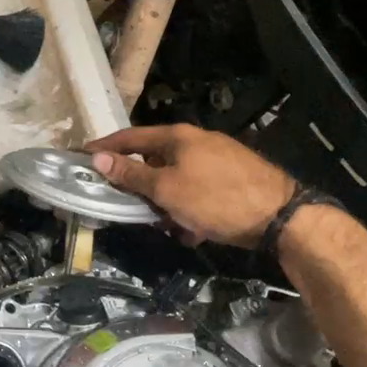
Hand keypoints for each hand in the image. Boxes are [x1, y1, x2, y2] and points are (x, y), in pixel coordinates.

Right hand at [83, 124, 296, 247]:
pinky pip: (200, 187)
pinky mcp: (238, 176)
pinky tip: (193, 229)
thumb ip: (131, 174)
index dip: (105, 147)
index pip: (129, 136)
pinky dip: (189, 204)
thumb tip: (98, 158)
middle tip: (125, 200)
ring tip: (164, 223)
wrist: (283, 217)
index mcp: (176, 136)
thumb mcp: (166, 190)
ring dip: (166, 197)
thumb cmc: (216, 200)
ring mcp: (220, 156)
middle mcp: (197, 139)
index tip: (84, 156)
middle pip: (155, 156)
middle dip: (140, 180)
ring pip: (179, 175)